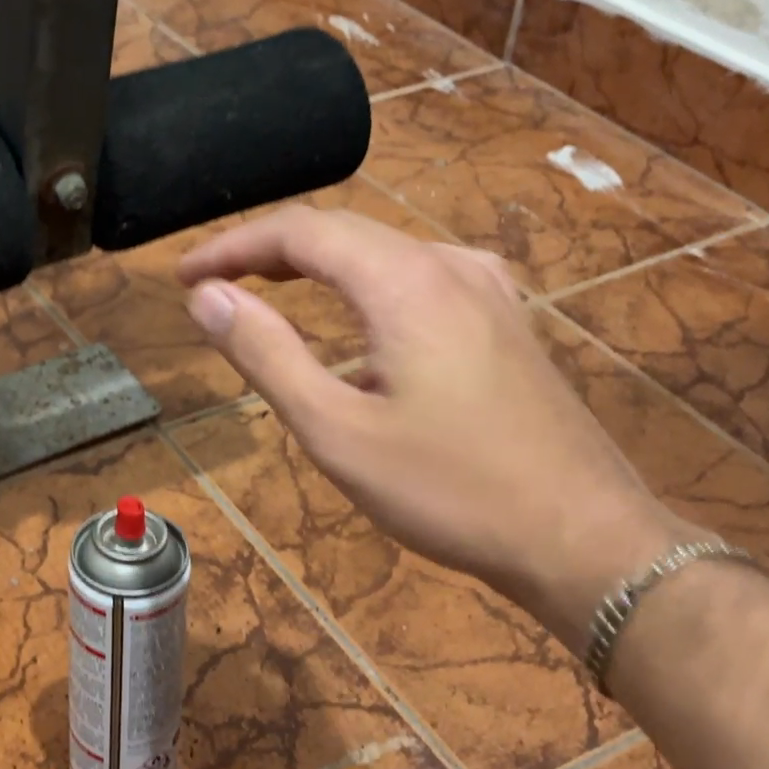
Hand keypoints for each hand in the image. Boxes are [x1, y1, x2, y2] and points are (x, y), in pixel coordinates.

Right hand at [178, 207, 699, 653]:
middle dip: (268, 252)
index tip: (185, 277)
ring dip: (317, 267)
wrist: (583, 536)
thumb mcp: (336, 430)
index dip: (233, 247)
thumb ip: (266, 355)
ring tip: (267, 292)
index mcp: (405, 282)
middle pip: (342, 233)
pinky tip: (354, 323)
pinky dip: (363, 287)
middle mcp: (450, 265)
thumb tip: (208, 298)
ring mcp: (488, 290)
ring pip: (382, 253)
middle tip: (213, 285)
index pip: (300, 232)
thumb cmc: (449, 490)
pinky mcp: (505, 321)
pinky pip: (417, 279)